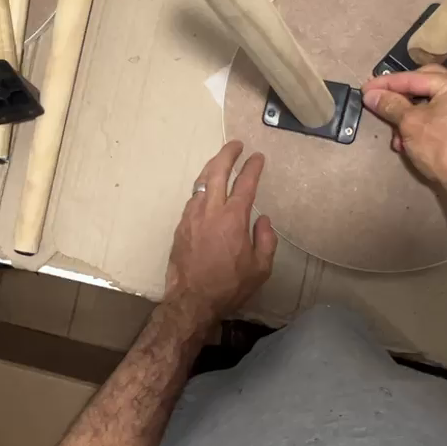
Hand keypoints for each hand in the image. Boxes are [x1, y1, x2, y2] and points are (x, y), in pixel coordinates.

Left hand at [164, 141, 276, 328]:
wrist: (192, 300)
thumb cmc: (229, 286)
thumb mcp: (261, 268)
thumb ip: (266, 240)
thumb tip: (263, 220)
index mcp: (233, 218)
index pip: (245, 183)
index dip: (253, 167)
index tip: (258, 157)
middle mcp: (210, 211)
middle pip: (217, 171)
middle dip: (227, 154)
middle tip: (236, 145)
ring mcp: (192, 216)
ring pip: (201, 182)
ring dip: (212, 168)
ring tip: (220, 161)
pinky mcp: (180, 226)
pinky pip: (192, 198)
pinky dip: (202, 188)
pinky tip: (206, 190)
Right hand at [362, 66, 446, 198]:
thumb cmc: (441, 148)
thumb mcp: (410, 124)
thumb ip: (390, 105)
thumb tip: (371, 94)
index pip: (413, 78)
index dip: (386, 83)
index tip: (365, 88)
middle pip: (423, 86)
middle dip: (399, 99)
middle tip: (379, 103)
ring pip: (430, 102)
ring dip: (408, 116)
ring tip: (396, 136)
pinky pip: (440, 114)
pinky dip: (422, 123)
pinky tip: (409, 140)